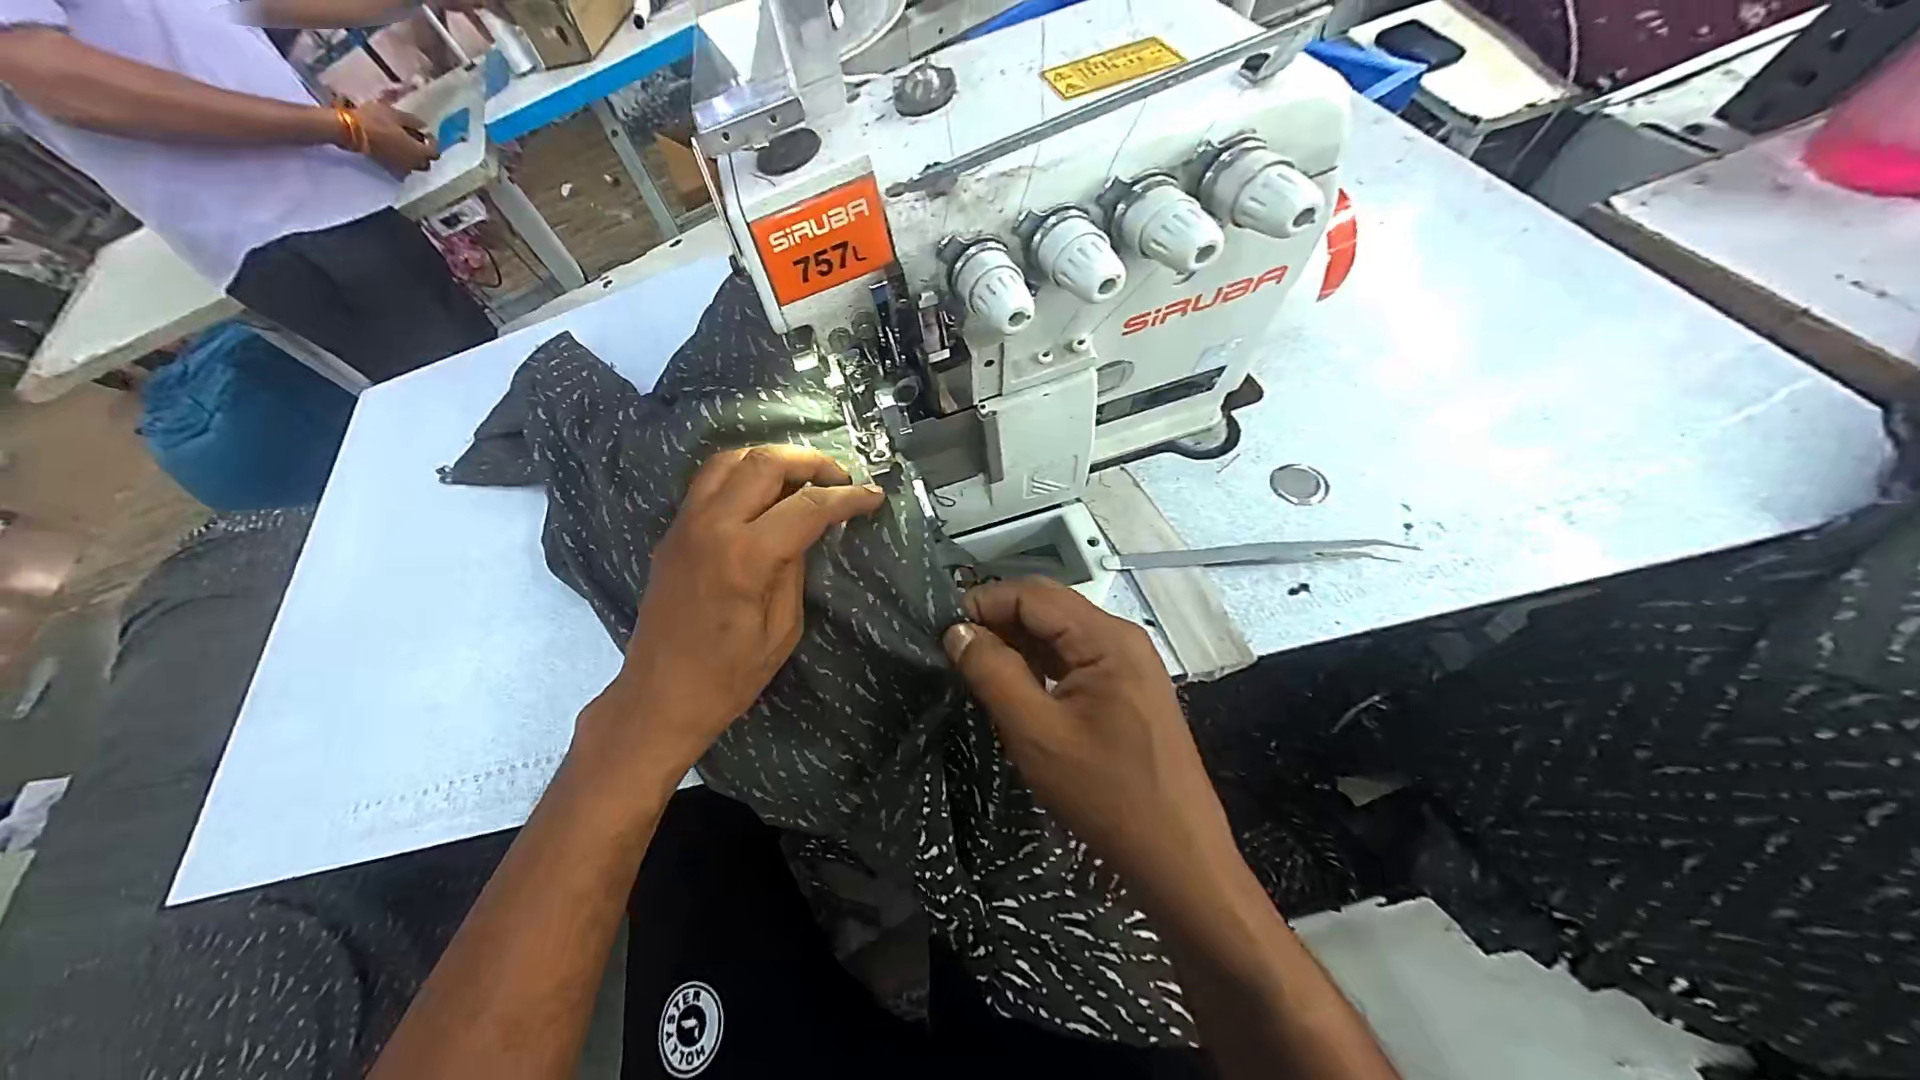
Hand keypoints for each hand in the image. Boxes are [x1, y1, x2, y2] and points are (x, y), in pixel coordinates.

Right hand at [357, 100, 436, 172]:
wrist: (350, 131)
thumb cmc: (375, 120)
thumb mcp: (395, 114)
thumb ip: (413, 121)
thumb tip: (423, 125)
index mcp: (419, 151)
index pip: (434, 151)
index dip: (433, 142)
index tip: (427, 134)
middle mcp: (415, 164)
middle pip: (426, 161)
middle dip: (424, 152)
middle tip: (417, 141)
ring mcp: (402, 169)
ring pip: (415, 166)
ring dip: (414, 157)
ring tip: (405, 146)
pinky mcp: (389, 169)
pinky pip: (402, 169)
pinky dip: (402, 162)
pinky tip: (395, 153)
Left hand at [575, 445, 885, 793]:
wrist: (659, 696)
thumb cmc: (729, 676)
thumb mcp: (782, 629)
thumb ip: (795, 569)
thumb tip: (806, 530)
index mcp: (743, 557)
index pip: (807, 507)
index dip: (847, 498)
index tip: (873, 496)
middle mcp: (710, 527)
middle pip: (764, 463)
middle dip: (810, 462)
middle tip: (839, 478)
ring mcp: (684, 525)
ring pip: (729, 459)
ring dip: (772, 459)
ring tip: (803, 478)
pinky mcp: (672, 532)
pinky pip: (708, 480)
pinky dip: (742, 472)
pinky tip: (763, 492)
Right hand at [943, 578, 1242, 909]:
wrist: (1176, 853)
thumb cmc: (1105, 794)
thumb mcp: (1036, 733)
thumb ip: (993, 674)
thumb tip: (958, 631)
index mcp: (1107, 638)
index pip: (1033, 594)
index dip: (985, 603)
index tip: (944, 631)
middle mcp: (1122, 638)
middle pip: (1049, 607)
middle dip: (1000, 618)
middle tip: (957, 648)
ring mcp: (1129, 662)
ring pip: (1061, 632)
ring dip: (1018, 641)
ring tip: (977, 667)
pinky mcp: (1128, 687)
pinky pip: (1076, 658)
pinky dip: (1041, 663)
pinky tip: (1016, 684)